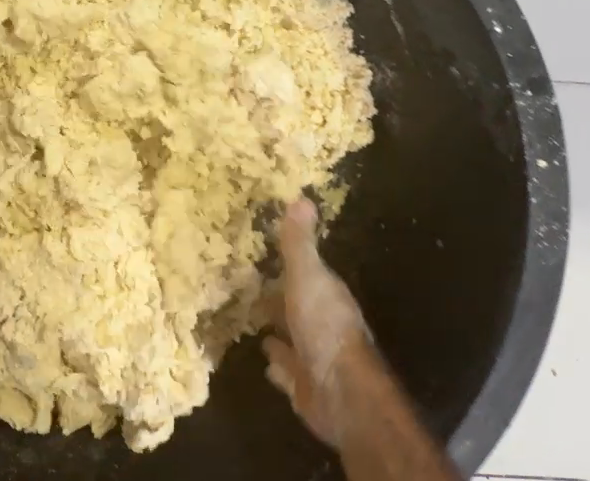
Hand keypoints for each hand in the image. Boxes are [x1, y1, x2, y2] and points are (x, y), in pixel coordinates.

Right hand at [263, 198, 373, 447]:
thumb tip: (301, 197)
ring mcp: (313, 355)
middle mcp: (322, 323)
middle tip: (250, 286)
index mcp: (326, 295)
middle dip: (277, 297)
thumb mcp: (307, 276)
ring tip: (254, 318)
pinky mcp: (303, 384)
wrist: (339, 391)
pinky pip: (286, 368)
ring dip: (278, 329)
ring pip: (291, 336)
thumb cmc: (324, 327)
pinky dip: (276, 361)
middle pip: (296, 305)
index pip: (306, 273)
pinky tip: (264, 357)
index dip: (289, 264)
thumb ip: (299, 242)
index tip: (264, 254)